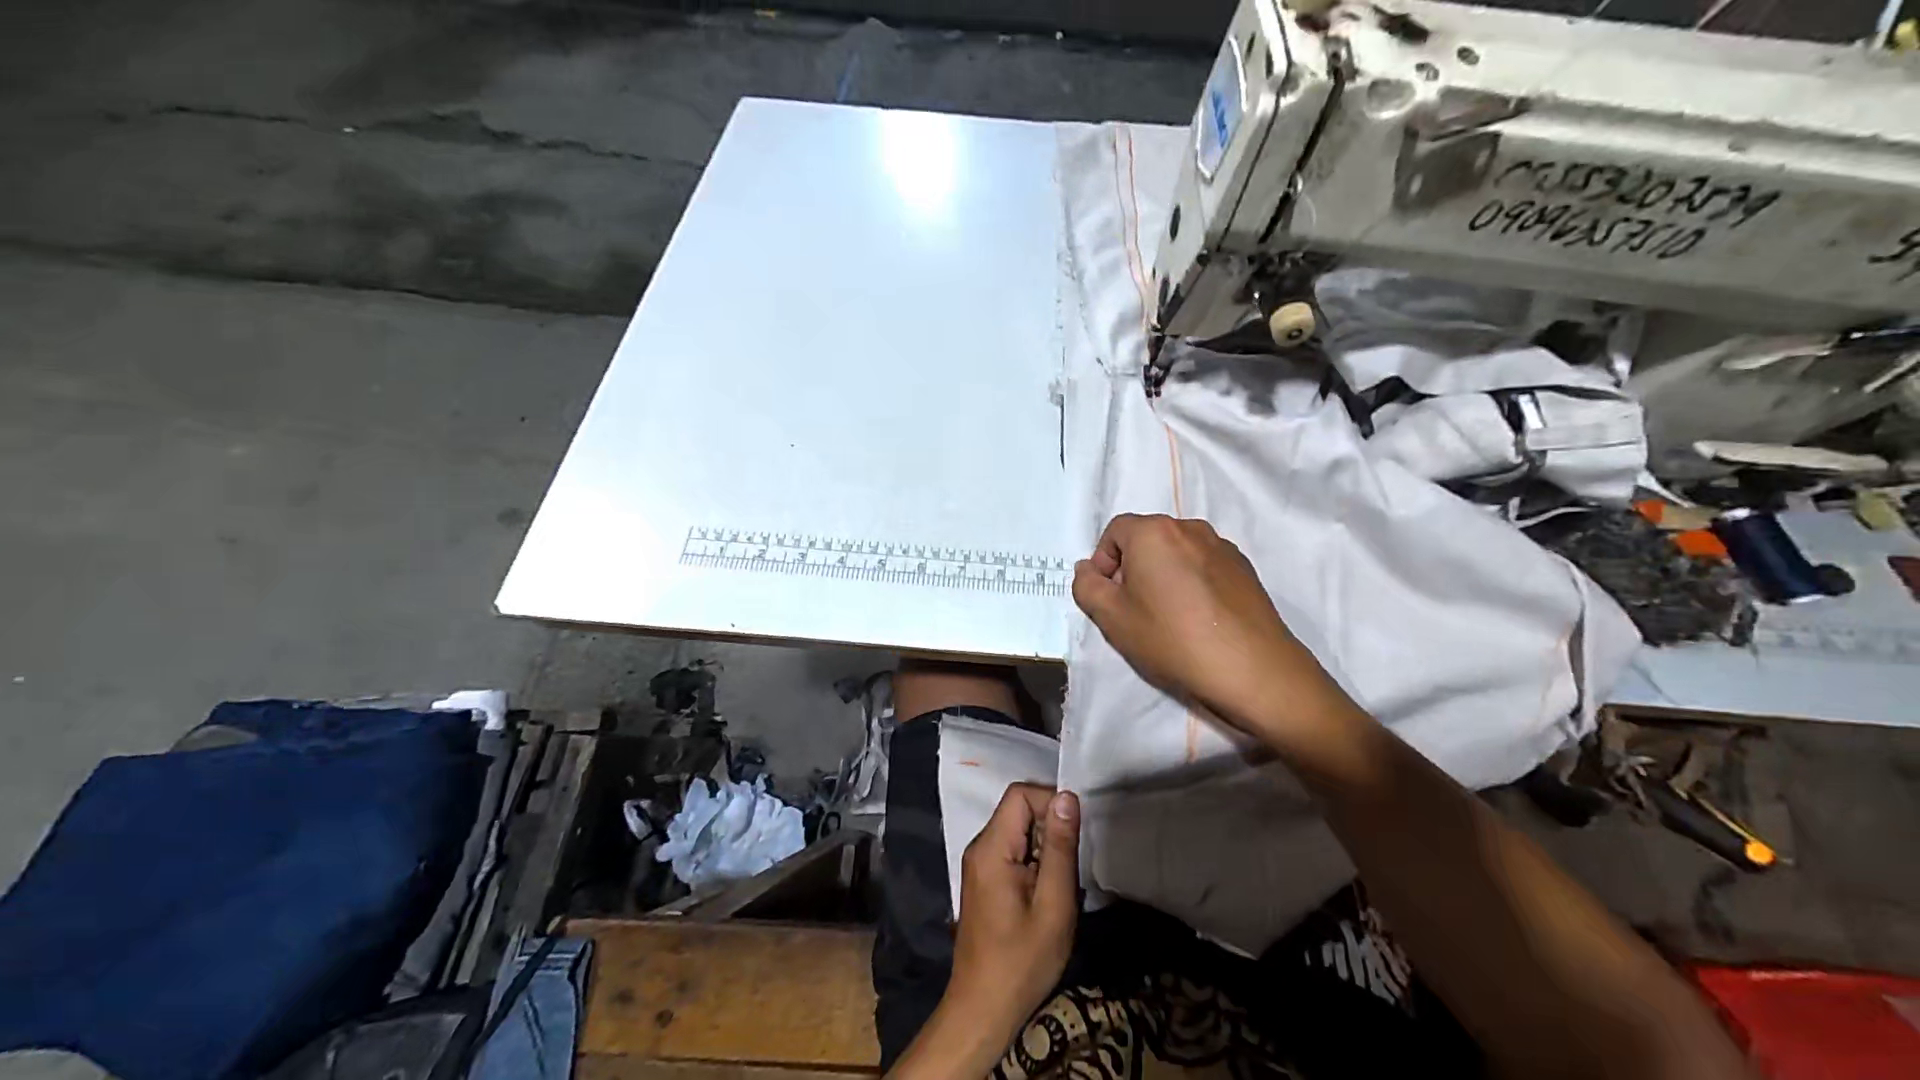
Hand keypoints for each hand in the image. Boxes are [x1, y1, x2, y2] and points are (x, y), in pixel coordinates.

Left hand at [949, 783, 1080, 1031]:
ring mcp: (979, 863)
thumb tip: (1068, 796)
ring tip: (1059, 885)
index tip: (1074, 835)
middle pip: (1018, 809)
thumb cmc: (1023, 961)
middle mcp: (979, 847)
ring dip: (1045, 847)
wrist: (984, 1008)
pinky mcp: (985, 878)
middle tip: (1068, 868)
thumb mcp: (1054, 904)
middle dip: (1050, 828)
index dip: (1051, 802)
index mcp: (991, 848)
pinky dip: (1035, 861)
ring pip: (1018, 830)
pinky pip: (1013, 850)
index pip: (1020, 794)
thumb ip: (1060, 847)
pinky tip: (1046, 893)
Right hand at [1070, 513, 1342, 732]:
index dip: (1103, 561)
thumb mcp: (1112, 619)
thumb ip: (1087, 586)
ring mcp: (1221, 546)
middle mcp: (1188, 528)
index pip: (1114, 531)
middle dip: (1133, 567)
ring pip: (1176, 552)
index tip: (1109, 596)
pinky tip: (1197, 619)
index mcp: (1153, 532)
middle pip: (1147, 538)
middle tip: (1133, 608)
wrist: (1251, 668)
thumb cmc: (1172, 639)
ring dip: (1163, 574)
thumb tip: (1088, 569)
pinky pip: (1203, 565)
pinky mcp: (1244, 568)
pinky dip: (1192, 582)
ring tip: (1167, 616)